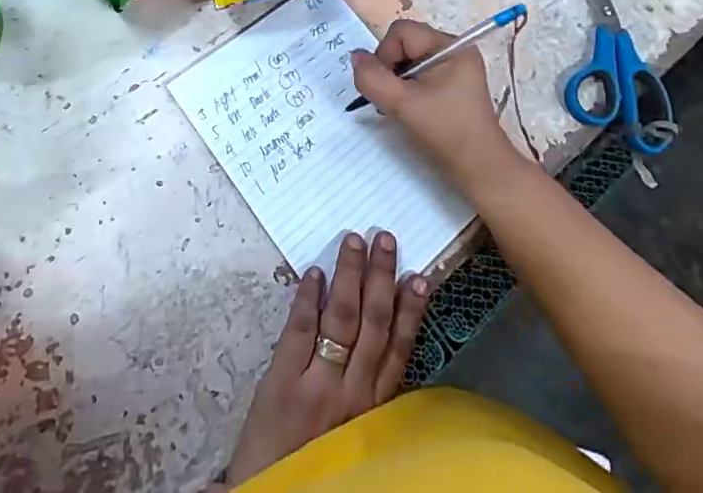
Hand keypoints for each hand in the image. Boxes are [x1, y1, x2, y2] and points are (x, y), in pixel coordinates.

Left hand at [223, 233, 431, 486]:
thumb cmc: (316, 465)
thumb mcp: (357, 434)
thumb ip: (368, 392)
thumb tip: (385, 339)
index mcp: (374, 407)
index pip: (399, 348)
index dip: (411, 310)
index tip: (420, 275)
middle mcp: (353, 393)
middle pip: (373, 324)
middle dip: (381, 277)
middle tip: (386, 238)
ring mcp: (317, 384)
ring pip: (341, 318)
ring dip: (349, 275)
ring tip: (355, 240)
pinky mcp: (282, 381)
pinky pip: (300, 330)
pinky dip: (308, 299)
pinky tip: (315, 272)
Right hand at [350, 20, 518, 186]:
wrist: (480, 168)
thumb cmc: (444, 131)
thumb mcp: (401, 104)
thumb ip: (372, 78)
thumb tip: (356, 57)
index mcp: (450, 46)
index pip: (401, 32)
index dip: (385, 55)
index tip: (387, 86)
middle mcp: (455, 50)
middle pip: (405, 44)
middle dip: (390, 69)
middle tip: (392, 99)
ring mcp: (455, 67)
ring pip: (409, 60)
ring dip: (397, 81)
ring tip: (401, 106)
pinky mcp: (453, 84)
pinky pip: (420, 73)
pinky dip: (407, 88)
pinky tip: (410, 109)